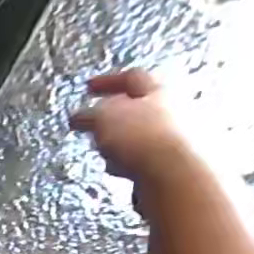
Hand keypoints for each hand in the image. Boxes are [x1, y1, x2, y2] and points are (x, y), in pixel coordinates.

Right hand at [69, 70, 196, 184]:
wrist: (174, 175)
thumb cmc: (139, 136)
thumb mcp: (104, 119)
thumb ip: (88, 115)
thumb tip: (77, 117)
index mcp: (157, 90)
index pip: (130, 78)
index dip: (107, 81)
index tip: (87, 87)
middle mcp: (172, 110)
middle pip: (138, 107)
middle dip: (114, 115)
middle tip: (95, 124)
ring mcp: (176, 139)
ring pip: (141, 135)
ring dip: (120, 141)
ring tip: (103, 151)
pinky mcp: (174, 165)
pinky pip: (145, 158)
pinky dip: (129, 161)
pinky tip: (119, 170)